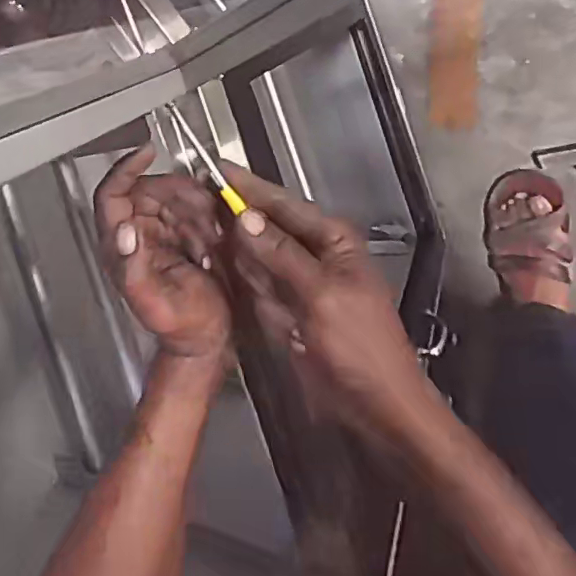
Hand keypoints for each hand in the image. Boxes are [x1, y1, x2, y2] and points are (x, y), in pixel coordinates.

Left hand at [94, 144, 231, 361]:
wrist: (206, 338)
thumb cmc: (180, 326)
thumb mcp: (154, 303)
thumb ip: (133, 270)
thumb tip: (123, 232)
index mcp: (120, 247)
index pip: (112, 195)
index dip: (125, 169)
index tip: (146, 151)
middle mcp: (139, 233)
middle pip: (150, 188)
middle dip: (179, 192)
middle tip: (203, 208)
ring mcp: (162, 231)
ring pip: (176, 195)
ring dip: (199, 204)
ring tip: (212, 232)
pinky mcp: (185, 233)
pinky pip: (196, 206)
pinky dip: (211, 211)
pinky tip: (218, 233)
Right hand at [217, 162, 436, 439]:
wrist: (378, 406)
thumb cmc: (363, 348)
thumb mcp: (322, 294)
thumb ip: (282, 254)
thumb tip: (246, 218)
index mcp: (333, 239)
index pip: (283, 203)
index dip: (249, 187)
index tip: (218, 169)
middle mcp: (314, 254)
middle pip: (266, 227)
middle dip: (234, 215)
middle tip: (197, 199)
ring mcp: (298, 283)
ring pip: (257, 255)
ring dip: (232, 245)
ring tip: (199, 224)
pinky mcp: (287, 309)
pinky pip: (258, 286)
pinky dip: (239, 278)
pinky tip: (218, 263)